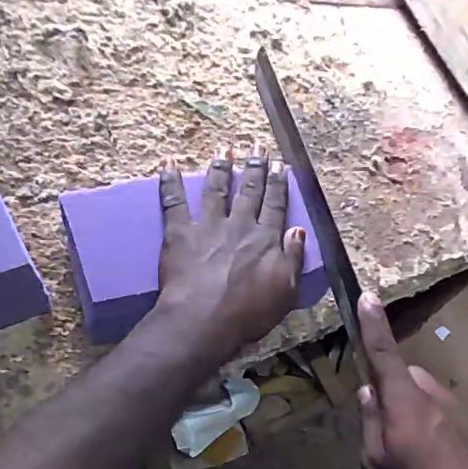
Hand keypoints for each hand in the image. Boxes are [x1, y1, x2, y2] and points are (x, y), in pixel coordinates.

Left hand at [154, 152, 304, 360]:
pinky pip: (173, 202)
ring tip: (224, 149)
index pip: (276, 206)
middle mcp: (240, 226)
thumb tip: (299, 230)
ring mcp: (208, 227)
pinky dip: (170, 181)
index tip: (280, 165)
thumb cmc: (249, 313)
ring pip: (216, 190)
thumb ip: (293, 258)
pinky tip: (168, 163)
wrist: (205, 320)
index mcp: (266, 241)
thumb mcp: (285, 291)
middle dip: (254, 168)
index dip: (278, 185)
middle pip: (249, 192)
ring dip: (220, 168)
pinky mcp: (180, 234)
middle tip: (257, 147)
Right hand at [355, 291, 467, 468]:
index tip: (369, 296)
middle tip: (385, 430)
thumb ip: (370, 424)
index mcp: (405, 403)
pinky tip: (435, 463)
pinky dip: (432, 428)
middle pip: (406, 378)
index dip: (373, 326)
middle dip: (393, 391)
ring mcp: (459, 411)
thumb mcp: (377, 466)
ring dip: (413, 413)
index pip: (384, 354)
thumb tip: (368, 392)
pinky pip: (444, 415)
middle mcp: (435, 397)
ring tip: (412, 457)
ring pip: (426, 397)